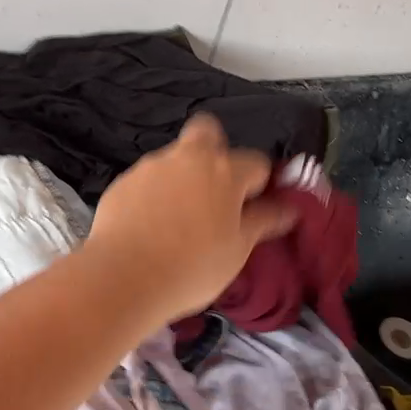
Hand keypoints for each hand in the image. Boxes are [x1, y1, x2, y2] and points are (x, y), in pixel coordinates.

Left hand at [84, 115, 299, 321]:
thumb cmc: (192, 266)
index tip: (254, 206)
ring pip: (175, 160)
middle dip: (216, 151)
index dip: (259, 183)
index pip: (256, 162)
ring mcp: (151, 166)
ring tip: (179, 220)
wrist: (123, 277)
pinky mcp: (122, 182)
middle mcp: (188, 158)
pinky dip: (154, 195)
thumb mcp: (237, 249)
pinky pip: (147, 181)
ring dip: (183, 178)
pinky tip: (151, 227)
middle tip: (216, 189)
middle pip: (208, 132)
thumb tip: (288, 208)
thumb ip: (263, 221)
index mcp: (224, 171)